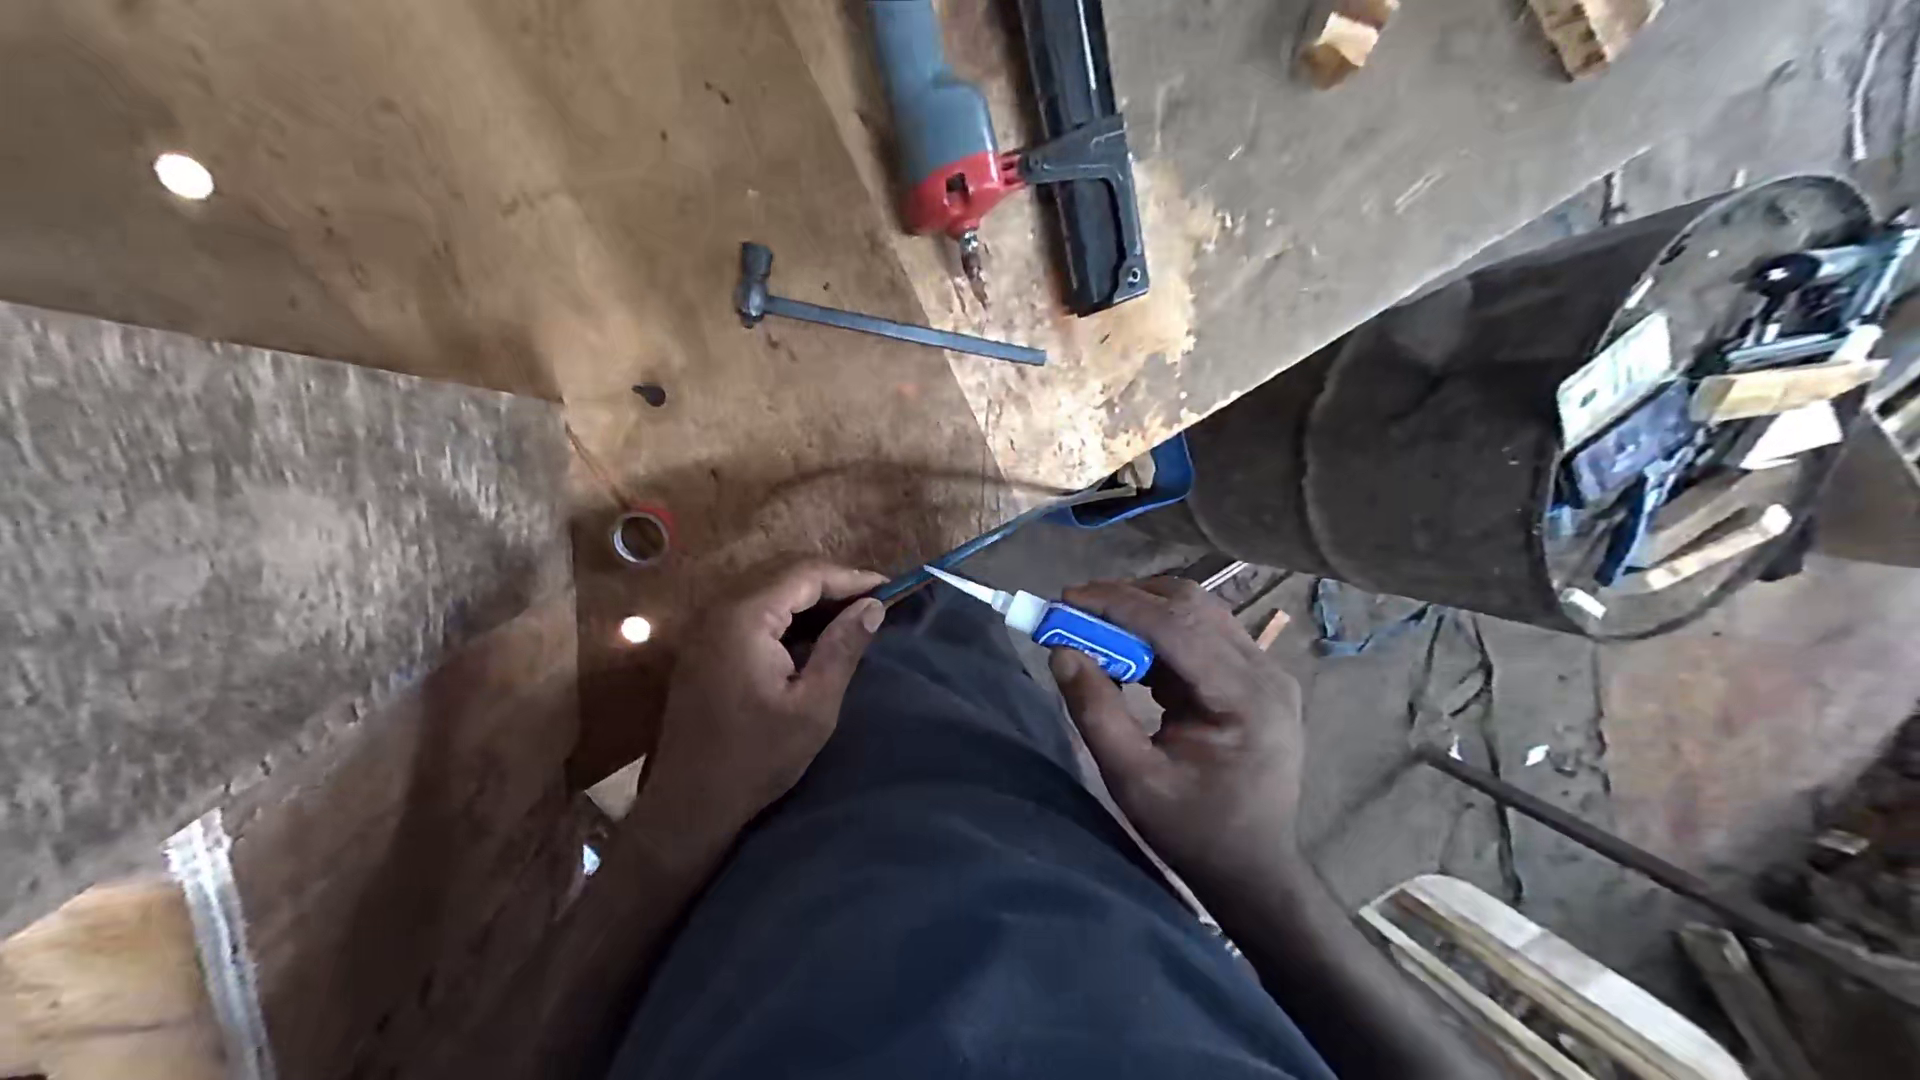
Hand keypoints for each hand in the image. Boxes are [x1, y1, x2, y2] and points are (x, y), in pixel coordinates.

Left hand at [636, 560, 886, 855]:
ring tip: (850, 611)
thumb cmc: (756, 758)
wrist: (689, 804)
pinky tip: (812, 629)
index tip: (888, 589)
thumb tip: (874, 606)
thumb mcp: (813, 706)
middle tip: (872, 600)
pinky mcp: (704, 642)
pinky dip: (786, 607)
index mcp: (745, 618)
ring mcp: (707, 624)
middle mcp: (720, 608)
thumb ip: (843, 648)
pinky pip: (751, 604)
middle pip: (783, 570)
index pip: (805, 573)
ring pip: (767, 583)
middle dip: (831, 579)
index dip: (850, 577)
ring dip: (809, 592)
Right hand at [1049, 578, 1307, 898]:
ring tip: (1094, 624)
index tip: (1066, 600)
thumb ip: (1095, 711)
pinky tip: (1128, 651)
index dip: (1117, 604)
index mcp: (1245, 699)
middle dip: (1127, 598)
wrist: (1252, 868)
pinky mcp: (1254, 675)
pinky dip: (1157, 630)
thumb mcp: (1133, 779)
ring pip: (1196, 610)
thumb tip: (1061, 652)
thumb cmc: (1193, 831)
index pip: (1177, 626)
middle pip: (1191, 605)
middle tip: (1075, 609)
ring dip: (1141, 609)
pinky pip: (1200, 631)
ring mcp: (1265, 670)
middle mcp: (1265, 672)